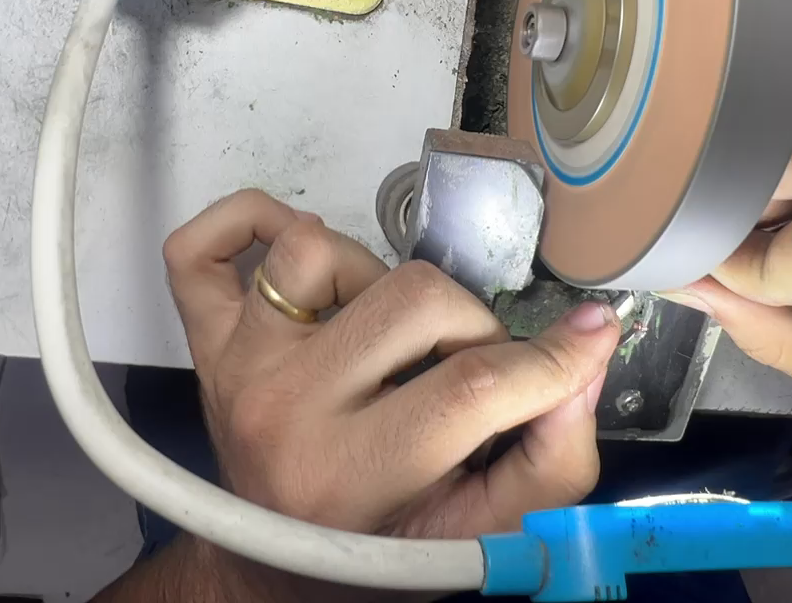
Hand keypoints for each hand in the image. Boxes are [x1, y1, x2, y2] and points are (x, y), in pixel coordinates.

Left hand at [163, 189, 620, 539]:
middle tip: (466, 362)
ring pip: (316, 248)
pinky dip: (248, 223)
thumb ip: (553, 460)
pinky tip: (299, 259)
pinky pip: (202, 249)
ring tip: (382, 331)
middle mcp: (280, 410)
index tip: (584, 341)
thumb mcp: (483, 539)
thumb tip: (589, 347)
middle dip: (468, 322)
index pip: (471, 387)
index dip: (548, 361)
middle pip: (410, 295)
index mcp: (348, 480)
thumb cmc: (382, 557)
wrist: (274, 573)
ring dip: (371, 275)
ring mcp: (236, 364)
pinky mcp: (208, 339)